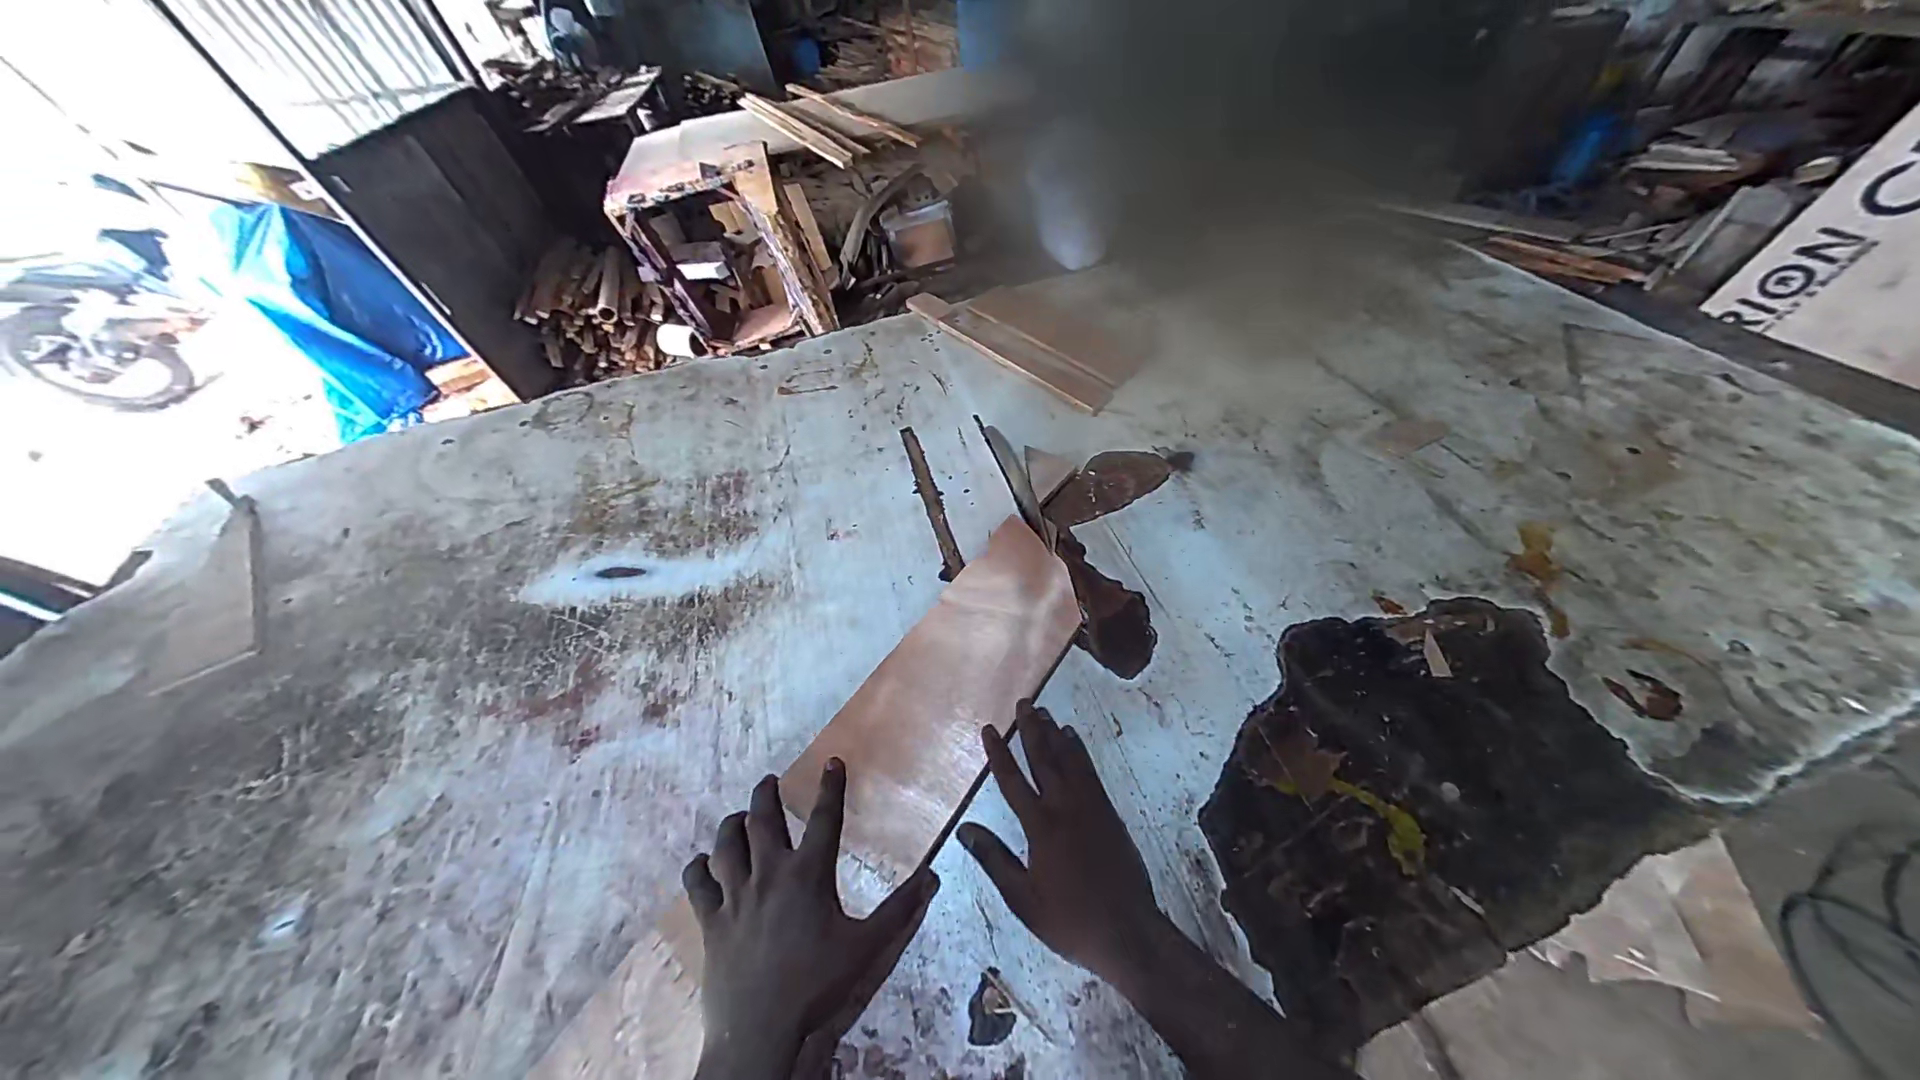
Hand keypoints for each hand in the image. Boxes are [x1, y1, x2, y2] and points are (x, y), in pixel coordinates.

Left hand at [685, 760, 939, 1079]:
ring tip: (739, 815)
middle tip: (769, 782)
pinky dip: (698, 868)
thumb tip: (932, 876)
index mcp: (808, 875)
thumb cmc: (816, 986)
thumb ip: (900, 911)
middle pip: (762, 820)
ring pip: (726, 844)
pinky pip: (697, 884)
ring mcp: (735, 897)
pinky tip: (703, 863)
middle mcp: (769, 874)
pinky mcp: (711, 921)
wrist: (760, 1032)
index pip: (825, 818)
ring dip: (732, 823)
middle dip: (766, 794)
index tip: (832, 761)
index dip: (831, 786)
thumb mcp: (866, 948)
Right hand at [957, 701, 1166, 985]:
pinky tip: (1074, 741)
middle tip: (1024, 703)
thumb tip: (964, 828)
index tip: (989, 728)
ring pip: (1069, 760)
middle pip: (1044, 759)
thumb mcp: (1022, 898)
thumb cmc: (1069, 920)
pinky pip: (1091, 772)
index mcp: (1040, 827)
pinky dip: (1080, 752)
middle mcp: (1065, 807)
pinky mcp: (1109, 813)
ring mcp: (1091, 807)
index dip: (999, 753)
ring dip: (1056, 734)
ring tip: (1045, 712)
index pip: (1013, 781)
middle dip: (1031, 729)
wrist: (1129, 933)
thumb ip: (994, 859)